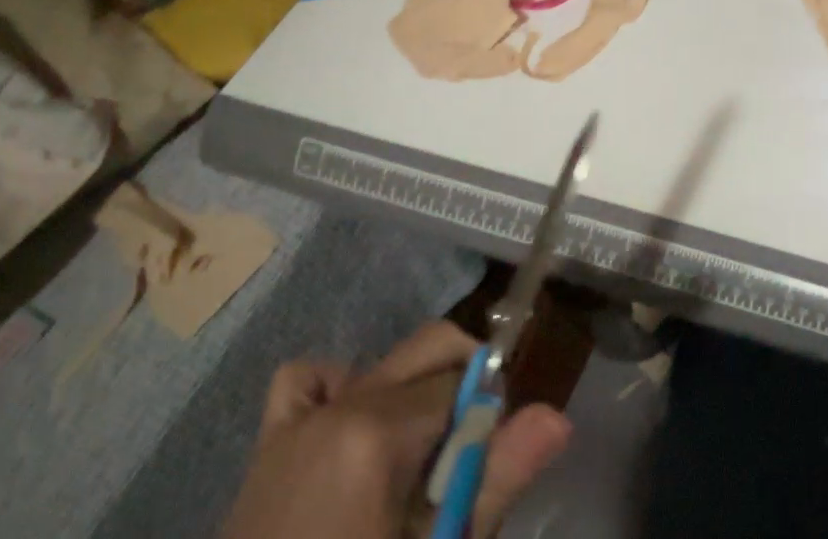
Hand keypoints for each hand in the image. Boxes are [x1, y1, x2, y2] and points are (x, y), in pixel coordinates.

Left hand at [223, 321, 570, 538]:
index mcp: (378, 430)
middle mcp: (338, 406)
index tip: (490, 463)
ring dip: (415, 391)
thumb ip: (499, 478)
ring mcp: (296, 423)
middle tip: (465, 458)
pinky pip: (308, 381)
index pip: (467, 382)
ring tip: (419, 457)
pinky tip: (357, 431)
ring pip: (382, 365)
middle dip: (465, 383)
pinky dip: (340, 388)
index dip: (491, 416)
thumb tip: (557, 416)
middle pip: (431, 349)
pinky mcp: (269, 446)